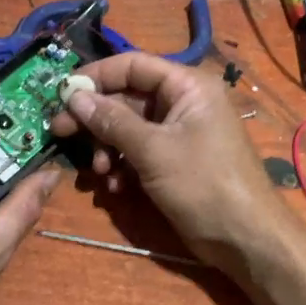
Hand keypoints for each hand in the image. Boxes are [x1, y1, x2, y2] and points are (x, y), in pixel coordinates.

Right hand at [50, 52, 288, 268]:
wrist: (246, 239)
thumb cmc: (204, 184)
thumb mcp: (153, 150)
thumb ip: (111, 121)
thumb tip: (74, 97)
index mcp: (187, 86)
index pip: (132, 65)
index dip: (96, 76)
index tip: (62, 94)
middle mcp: (182, 103)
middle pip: (126, 97)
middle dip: (94, 118)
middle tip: (59, 132)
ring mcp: (178, 133)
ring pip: (127, 128)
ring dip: (106, 147)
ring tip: (95, 172)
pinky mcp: (174, 160)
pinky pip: (138, 151)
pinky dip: (121, 165)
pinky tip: (112, 186)